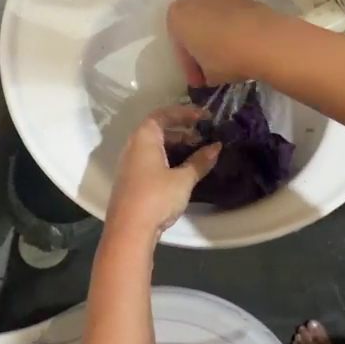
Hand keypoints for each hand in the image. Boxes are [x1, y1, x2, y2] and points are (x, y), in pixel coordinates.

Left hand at [106, 106, 222, 235]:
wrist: (129, 231)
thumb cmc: (156, 197)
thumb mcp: (183, 179)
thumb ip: (199, 162)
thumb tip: (216, 147)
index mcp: (144, 139)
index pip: (162, 115)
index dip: (184, 112)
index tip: (203, 117)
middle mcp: (133, 147)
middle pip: (157, 130)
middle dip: (182, 130)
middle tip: (203, 136)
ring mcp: (130, 165)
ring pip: (154, 146)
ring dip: (175, 146)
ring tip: (197, 153)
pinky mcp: (131, 181)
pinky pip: (150, 160)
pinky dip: (167, 158)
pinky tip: (182, 170)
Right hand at [166, 0, 282, 86]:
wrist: (264, 39)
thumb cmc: (226, 57)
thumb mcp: (208, 74)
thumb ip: (203, 73)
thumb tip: (209, 74)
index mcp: (177, 17)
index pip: (179, 46)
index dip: (189, 67)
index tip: (198, 82)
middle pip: (194, 27)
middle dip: (201, 47)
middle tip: (211, 69)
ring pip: (213, 18)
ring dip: (217, 36)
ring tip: (229, 57)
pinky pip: (231, 15)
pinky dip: (233, 28)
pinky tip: (242, 45)